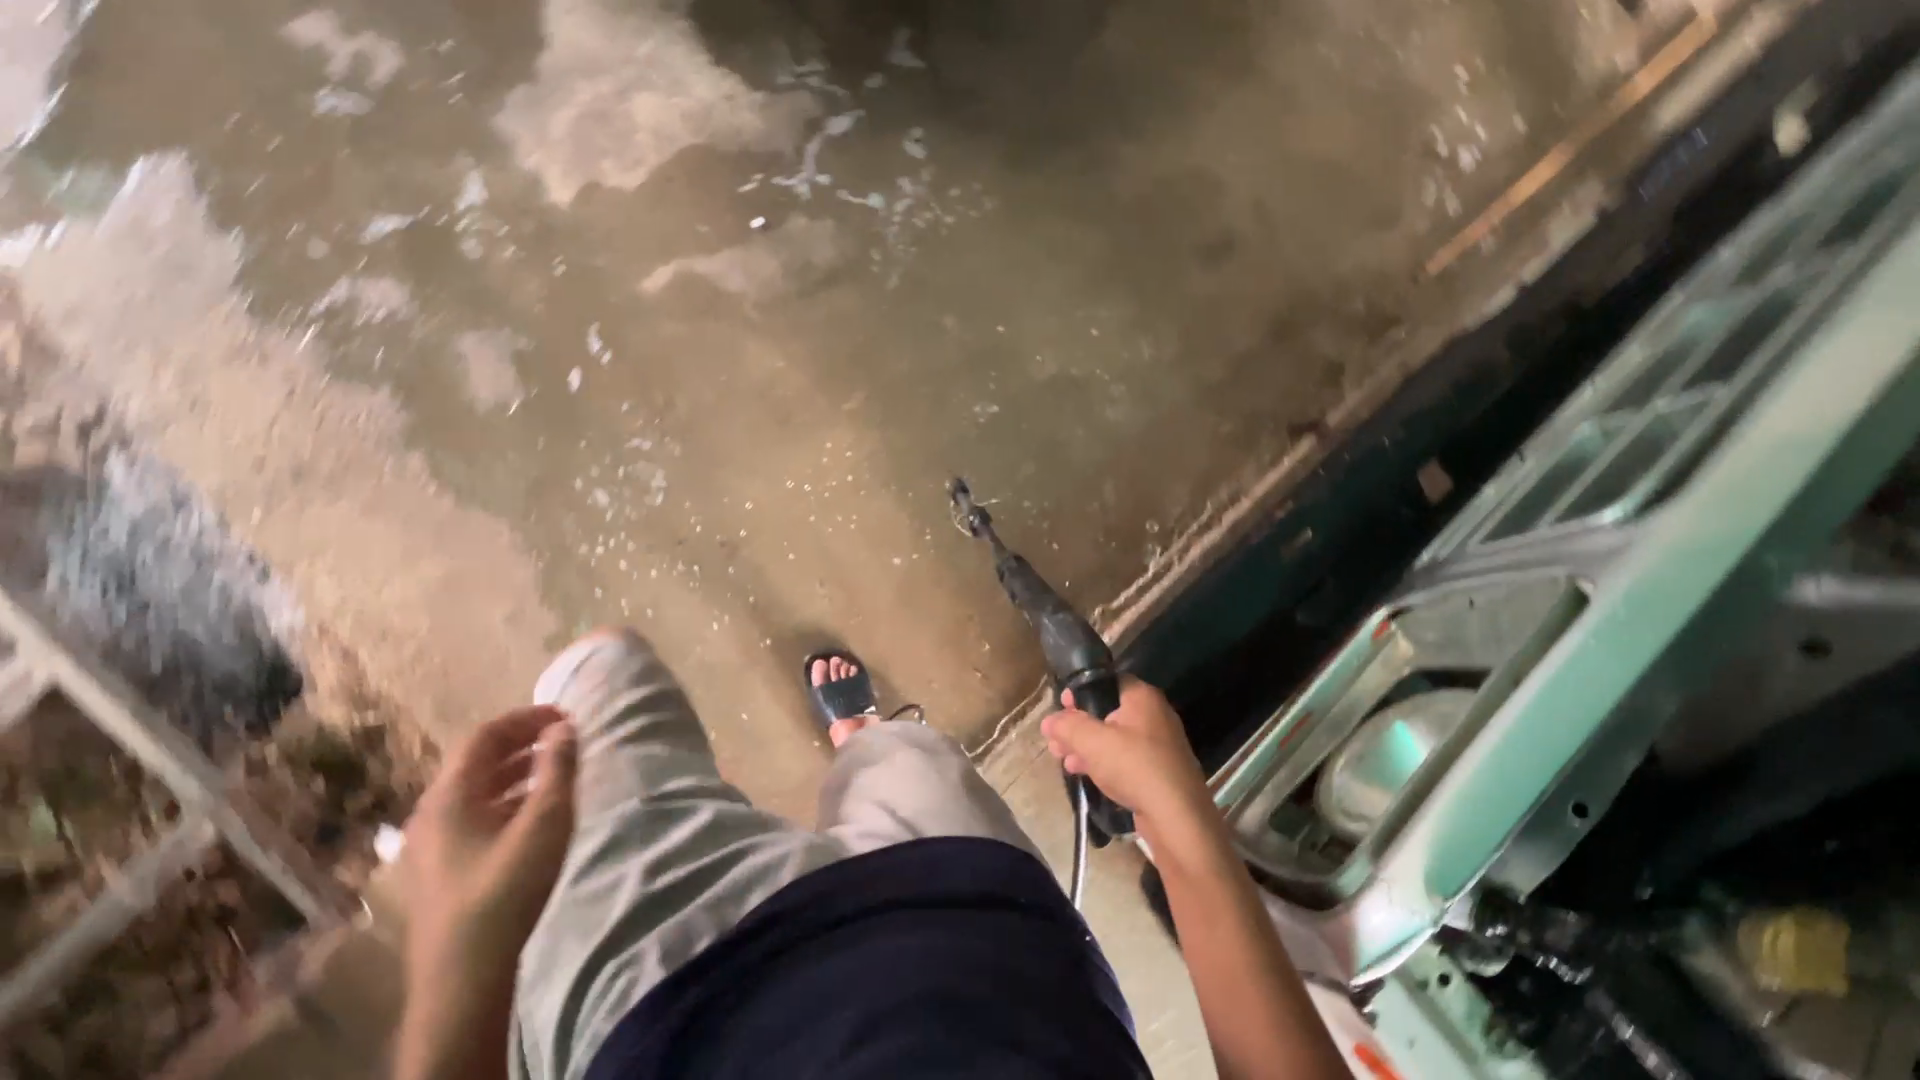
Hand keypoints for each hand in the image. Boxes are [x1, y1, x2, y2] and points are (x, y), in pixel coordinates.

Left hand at [401, 706, 577, 992]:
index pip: (485, 736)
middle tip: (564, 742)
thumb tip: (563, 729)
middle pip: (477, 763)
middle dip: (522, 745)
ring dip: (515, 776)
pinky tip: (532, 822)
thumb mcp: (543, 824)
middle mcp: (431, 812)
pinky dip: (506, 804)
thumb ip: (557, 771)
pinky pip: (473, 818)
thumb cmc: (505, 889)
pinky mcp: (439, 872)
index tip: (565, 717)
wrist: (462, 975)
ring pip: (476, 793)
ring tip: (555, 777)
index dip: (526, 719)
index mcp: (449, 795)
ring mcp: (430, 845)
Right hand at [1043, 677, 1210, 826]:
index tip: (1060, 706)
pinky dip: (1103, 763)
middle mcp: (1154, 715)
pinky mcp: (1157, 771)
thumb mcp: (1092, 741)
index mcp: (1142, 697)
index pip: (1107, 681)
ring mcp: (1158, 745)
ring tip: (1061, 758)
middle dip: (1078, 726)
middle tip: (1055, 739)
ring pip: (1114, 738)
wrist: (1176, 816)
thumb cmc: (1134, 766)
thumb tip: (1049, 721)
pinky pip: (1124, 759)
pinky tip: (1082, 773)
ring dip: (1086, 746)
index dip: (1080, 691)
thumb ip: (1067, 726)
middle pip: (1107, 712)